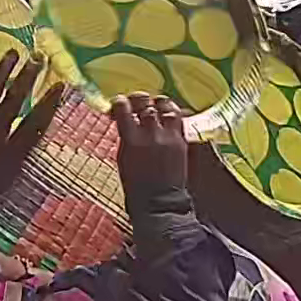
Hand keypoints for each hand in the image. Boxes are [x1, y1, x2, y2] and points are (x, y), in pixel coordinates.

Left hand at [0, 53, 65, 227]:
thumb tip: (27, 146)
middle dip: (29, 78)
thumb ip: (16, 162)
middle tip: (39, 57)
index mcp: (13, 153)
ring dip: (2, 73)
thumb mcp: (5, 184)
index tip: (60, 85)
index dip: (50, 103)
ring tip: (12, 53)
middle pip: (16, 101)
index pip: (37, 123)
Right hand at [111, 92, 187, 209]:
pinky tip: (168, 114)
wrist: (159, 202)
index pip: (123, 109)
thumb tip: (126, 121)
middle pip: (145, 103)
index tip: (118, 102)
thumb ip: (126, 136)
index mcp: (132, 140)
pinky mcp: (182, 141)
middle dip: (138, 98)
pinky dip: (173, 113)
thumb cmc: (136, 185)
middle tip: (135, 100)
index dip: (119, 102)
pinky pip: (179, 118)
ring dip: (158, 102)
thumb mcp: (123, 158)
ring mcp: (169, 136)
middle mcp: (151, 134)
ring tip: (155, 104)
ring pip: (166, 106)